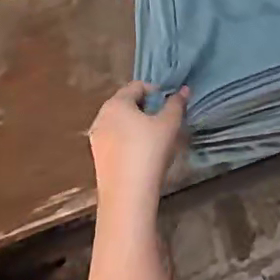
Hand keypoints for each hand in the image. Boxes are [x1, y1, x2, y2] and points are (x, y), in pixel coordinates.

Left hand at [88, 82, 188, 214]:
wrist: (127, 194)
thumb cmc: (149, 150)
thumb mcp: (169, 124)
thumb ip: (176, 104)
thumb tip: (183, 90)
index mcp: (116, 103)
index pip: (137, 86)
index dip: (156, 90)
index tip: (170, 104)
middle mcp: (101, 116)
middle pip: (126, 102)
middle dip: (147, 107)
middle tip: (165, 119)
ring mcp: (96, 138)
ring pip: (120, 122)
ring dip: (137, 123)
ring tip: (155, 137)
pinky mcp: (97, 156)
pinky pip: (115, 138)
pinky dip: (128, 138)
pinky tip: (142, 153)